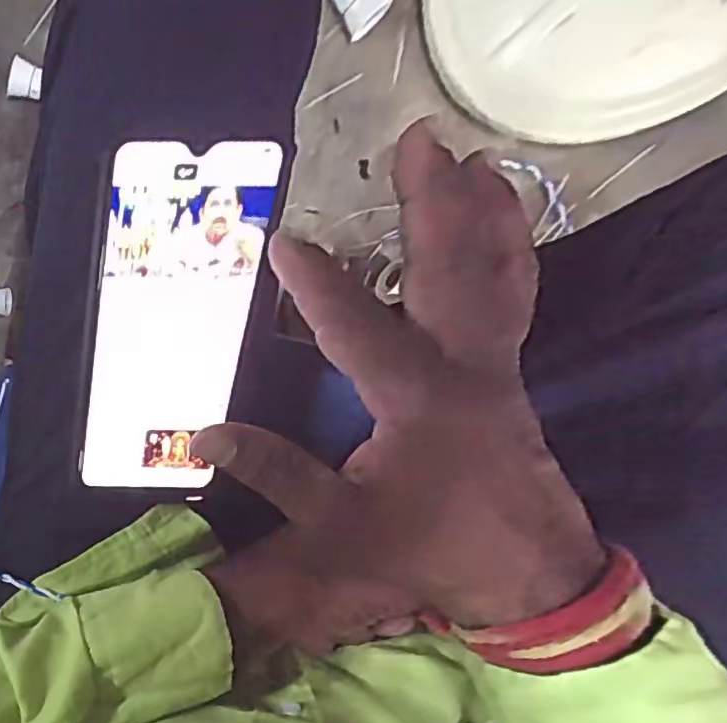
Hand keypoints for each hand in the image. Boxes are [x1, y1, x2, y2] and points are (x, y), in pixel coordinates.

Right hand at [198, 120, 604, 643]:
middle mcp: (464, 369)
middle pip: (452, 269)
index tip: (284, 240)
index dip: (317, 283)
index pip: (355, 327)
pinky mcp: (507, 380)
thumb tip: (205, 437)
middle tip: (421, 145)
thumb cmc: (421, 549)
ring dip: (484, 214)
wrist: (521, 573)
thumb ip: (273, 472)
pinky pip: (512, 301)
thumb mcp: (332, 522)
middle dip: (434, 203)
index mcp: (415, 399)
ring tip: (474, 164)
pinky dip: (508, 258)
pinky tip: (500, 239)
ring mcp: (496, 370)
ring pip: (498, 275)